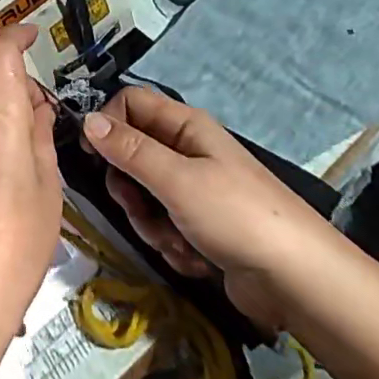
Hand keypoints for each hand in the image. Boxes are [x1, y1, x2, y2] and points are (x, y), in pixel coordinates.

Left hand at [0, 25, 61, 349]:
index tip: (31, 34)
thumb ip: (41, 135)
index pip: (0, 52)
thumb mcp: (47, 185)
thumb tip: (38, 110)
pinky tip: (1, 177)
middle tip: (42, 122)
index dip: (17, 35)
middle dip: (16, 92)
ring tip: (25, 160)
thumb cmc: (7, 247)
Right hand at [80, 87, 343, 330]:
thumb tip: (89, 119)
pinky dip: (174, 246)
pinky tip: (198, 258)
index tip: (92, 159)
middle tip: (146, 206)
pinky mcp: (197, 227)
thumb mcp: (177, 179)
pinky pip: (163, 229)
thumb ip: (131, 151)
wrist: (290, 275)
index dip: (108, 125)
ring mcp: (193, 192)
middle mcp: (187, 152)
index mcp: (185, 126)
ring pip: (144, 201)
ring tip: (181, 239)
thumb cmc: (234, 213)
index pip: (132, 104)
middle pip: (132, 158)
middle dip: (132, 192)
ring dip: (154, 226)